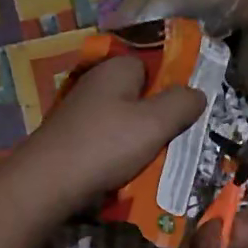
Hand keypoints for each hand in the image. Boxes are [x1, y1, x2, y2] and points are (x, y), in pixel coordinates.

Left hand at [14, 56, 204, 209]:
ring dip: (136, 144)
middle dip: (155, 120)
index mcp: (115, 68)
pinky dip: (115, 159)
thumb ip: (181, 104)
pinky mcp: (68, 142)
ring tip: (152, 164)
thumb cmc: (105, 145)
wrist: (48, 183)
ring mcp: (78, 114)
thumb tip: (198, 93)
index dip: (170, 87)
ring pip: (120, 125)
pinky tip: (123, 176)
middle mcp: (94, 85)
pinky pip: (103, 146)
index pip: (152, 65)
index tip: (184, 113)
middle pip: (136, 98)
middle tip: (173, 143)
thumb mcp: (155, 122)